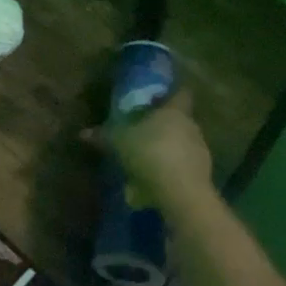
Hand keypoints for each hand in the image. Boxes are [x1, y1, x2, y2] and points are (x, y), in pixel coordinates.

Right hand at [94, 90, 212, 212]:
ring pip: (183, 143)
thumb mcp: (119, 142)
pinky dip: (171, 169)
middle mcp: (191, 126)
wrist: (182, 192)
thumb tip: (82, 133)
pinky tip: (155, 180)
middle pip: (180, 119)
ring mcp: (200, 151)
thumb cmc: (150, 153)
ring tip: (147, 157)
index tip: (160, 95)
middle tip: (144, 128)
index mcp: (174, 111)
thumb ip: (103, 135)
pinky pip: (184, 166)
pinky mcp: (202, 175)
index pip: (181, 93)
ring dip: (168, 147)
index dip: (172, 92)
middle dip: (164, 123)